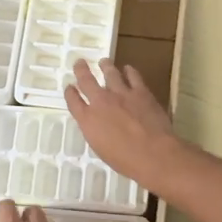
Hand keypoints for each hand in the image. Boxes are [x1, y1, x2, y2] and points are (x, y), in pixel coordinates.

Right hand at [64, 59, 178, 182]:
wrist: (152, 153)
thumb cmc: (125, 160)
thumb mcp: (101, 149)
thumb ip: (96, 131)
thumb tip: (97, 124)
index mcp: (88, 120)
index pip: (73, 101)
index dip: (70, 93)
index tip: (69, 87)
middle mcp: (101, 102)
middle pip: (86, 81)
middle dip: (81, 70)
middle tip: (80, 62)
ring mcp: (121, 94)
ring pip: (110, 73)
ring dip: (106, 66)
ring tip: (104, 61)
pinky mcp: (140, 91)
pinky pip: (133, 76)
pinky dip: (129, 71)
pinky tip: (128, 68)